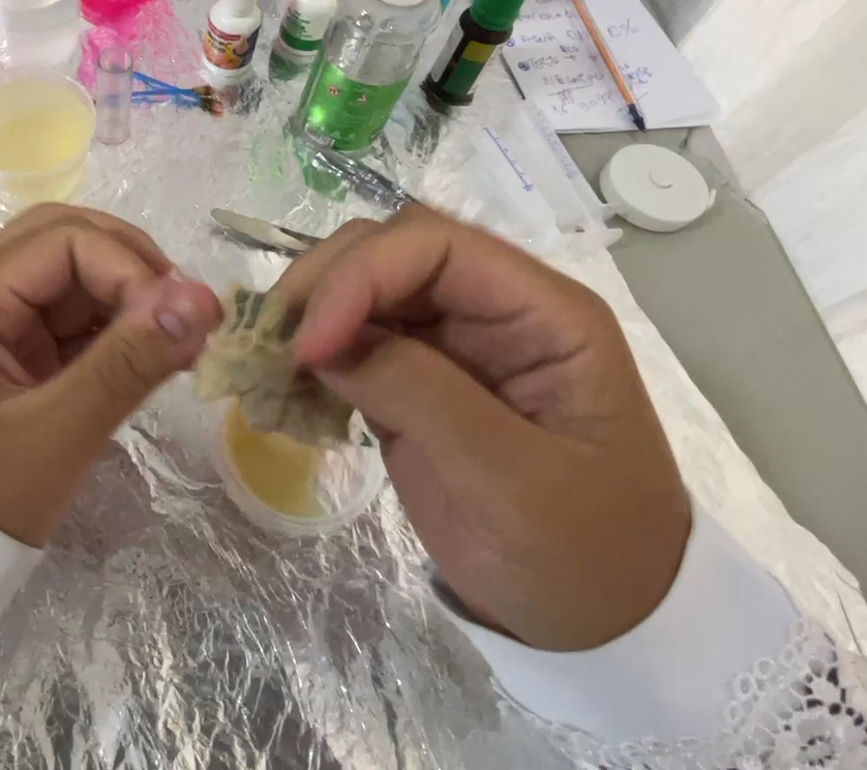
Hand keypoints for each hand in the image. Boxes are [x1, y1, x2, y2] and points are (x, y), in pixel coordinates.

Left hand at [0, 205, 221, 546]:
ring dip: (122, 295)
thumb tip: (202, 299)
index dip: (129, 267)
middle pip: (59, 241)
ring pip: (64, 278)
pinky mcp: (3, 358)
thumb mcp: (55, 435)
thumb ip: (127, 363)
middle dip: (128, 266)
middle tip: (182, 313)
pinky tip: (143, 356)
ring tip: (174, 339)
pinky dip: (106, 329)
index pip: (61, 241)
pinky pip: (61, 320)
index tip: (181, 321)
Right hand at [274, 207, 689, 650]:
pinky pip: (352, 342)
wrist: (599, 620)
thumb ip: (422, 397)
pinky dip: (312, 355)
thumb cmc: (582, 554)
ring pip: (363, 289)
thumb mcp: (511, 481)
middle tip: (271, 342)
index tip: (309, 343)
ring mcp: (452, 344)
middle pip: (392, 250)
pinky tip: (286, 387)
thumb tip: (322, 342)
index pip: (437, 246)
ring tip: (267, 363)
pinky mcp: (414, 381)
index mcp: (542, 313)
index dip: (363, 275)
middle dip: (326, 283)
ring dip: (309, 314)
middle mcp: (494, 310)